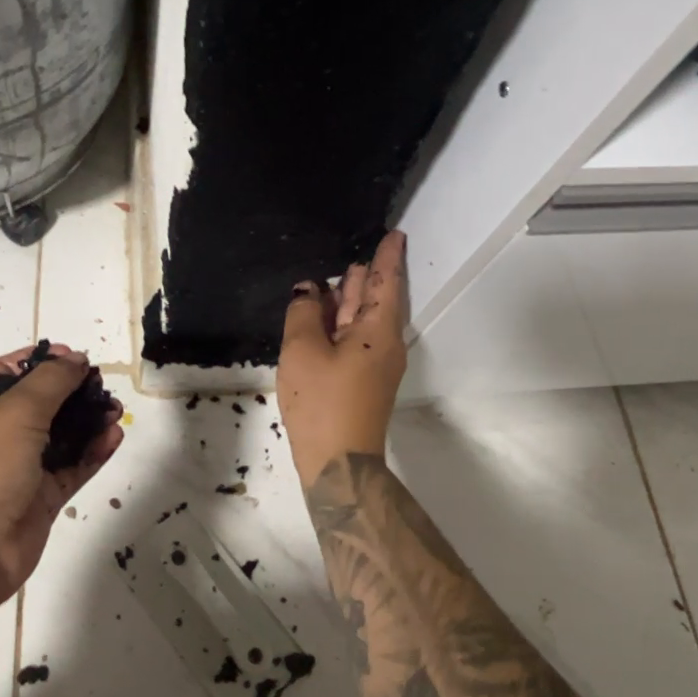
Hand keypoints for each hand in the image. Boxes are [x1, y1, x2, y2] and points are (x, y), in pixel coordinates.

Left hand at [0, 344, 123, 612]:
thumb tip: (76, 359)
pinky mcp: (42, 498)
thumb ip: (51, 382)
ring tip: (116, 412)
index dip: (42, 361)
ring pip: (63, 437)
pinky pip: (73, 468)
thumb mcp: (14, 412)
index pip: (11, 372)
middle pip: (43, 403)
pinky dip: (94, 452)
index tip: (75, 357)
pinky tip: (114, 437)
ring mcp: (21, 469)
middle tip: (103, 387)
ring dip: (89, 421)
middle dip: (74, 392)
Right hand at [277, 231, 409, 486]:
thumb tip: (308, 290)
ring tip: (326, 279)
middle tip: (350, 251)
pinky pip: (353, 338)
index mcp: (378, 330)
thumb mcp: (303, 350)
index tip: (394, 233)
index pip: (386, 281)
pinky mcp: (363, 380)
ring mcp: (375, 364)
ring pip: (361, 319)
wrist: (338, 462)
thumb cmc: (322, 401)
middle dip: (362, 276)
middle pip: (375, 299)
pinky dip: (338, 323)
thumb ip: (304, 312)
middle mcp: (384, 343)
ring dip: (345, 300)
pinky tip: (318, 317)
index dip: (387, 256)